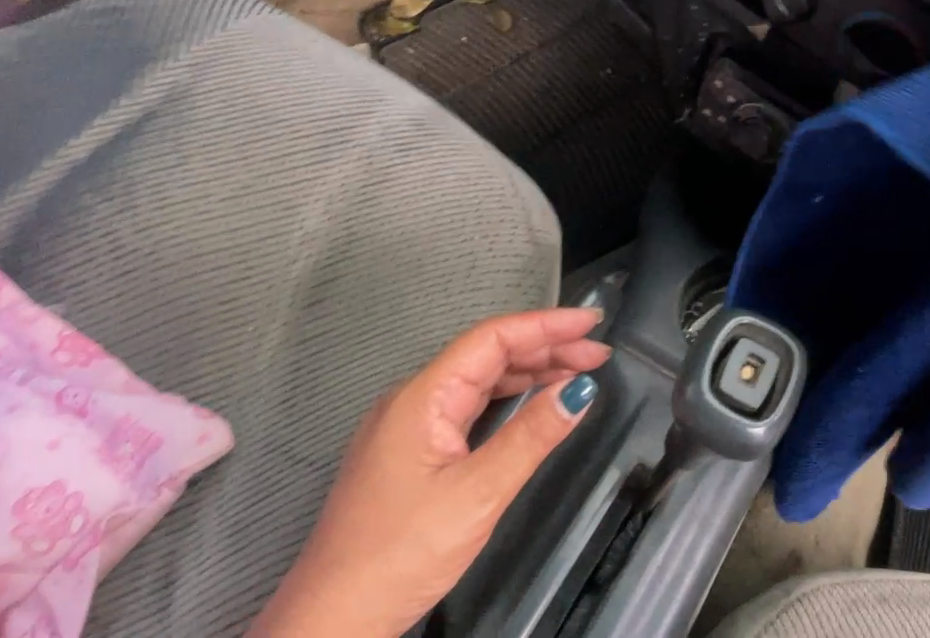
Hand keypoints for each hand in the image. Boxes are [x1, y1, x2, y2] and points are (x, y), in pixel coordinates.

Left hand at [251, 308, 610, 637]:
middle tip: (599, 353)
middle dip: (546, 348)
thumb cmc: (401, 554)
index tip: (591, 322)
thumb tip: (581, 390)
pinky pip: (469, 407)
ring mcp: (409, 427)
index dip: (545, 325)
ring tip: (581, 372)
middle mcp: (413, 400)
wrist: (330, 623)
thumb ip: (531, 436)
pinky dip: (510, 399)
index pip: (492, 339)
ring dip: (531, 372)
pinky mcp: (411, 452)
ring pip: (480, 381)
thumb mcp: (478, 494)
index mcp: (422, 398)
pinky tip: (536, 404)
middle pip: (488, 356)